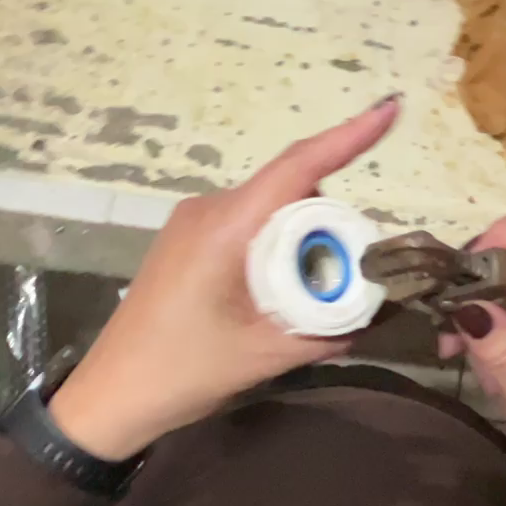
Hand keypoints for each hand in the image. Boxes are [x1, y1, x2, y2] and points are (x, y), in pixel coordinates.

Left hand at [47, 95, 402, 458]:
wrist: (115, 396)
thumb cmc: (184, 371)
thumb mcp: (265, 355)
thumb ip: (327, 332)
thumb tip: (376, 315)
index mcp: (226, 227)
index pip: (297, 168)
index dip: (348, 137)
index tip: (390, 110)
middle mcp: (208, 210)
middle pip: (288, 190)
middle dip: (327, 222)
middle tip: (344, 276)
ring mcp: (192, 223)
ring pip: (268, 209)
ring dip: (299, 238)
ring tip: (303, 295)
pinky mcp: (186, 241)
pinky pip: (246, 226)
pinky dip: (274, 247)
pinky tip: (274, 292)